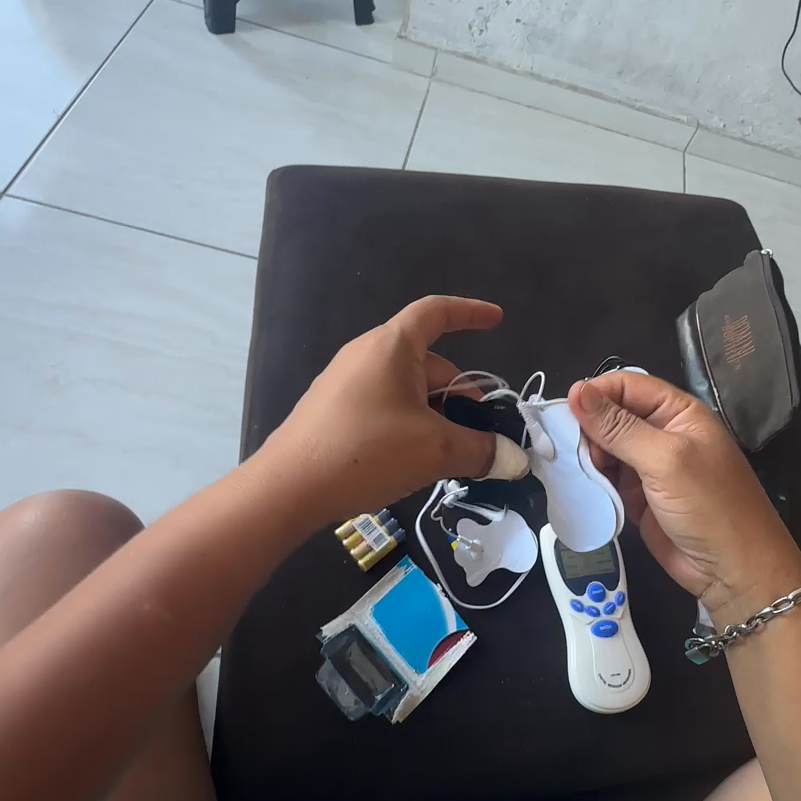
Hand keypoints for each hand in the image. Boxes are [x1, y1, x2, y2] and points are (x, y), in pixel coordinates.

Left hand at [256, 296, 502, 518]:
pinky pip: (384, 405)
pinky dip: (409, 423)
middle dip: (460, 394)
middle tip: (479, 434)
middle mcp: (367, 354)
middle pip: (428, 362)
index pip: (437, 312)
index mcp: (392, 346)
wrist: (287, 489)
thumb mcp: (435, 451)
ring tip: (448, 455)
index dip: (470, 312)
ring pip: (407, 388)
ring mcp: (345, 382)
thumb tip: (513, 459)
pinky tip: (412, 460)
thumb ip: (481, 450)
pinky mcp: (332, 410)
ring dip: (436, 414)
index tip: (497, 319)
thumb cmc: (366, 452)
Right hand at [569, 371, 800, 620]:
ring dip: (588, 454)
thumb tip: (577, 390)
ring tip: (579, 469)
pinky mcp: (638, 494)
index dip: (596, 393)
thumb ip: (619, 426)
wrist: (733, 573)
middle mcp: (662, 432)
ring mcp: (649, 465)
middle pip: (612, 414)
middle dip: (589, 426)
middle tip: (571, 448)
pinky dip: (593, 479)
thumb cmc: (709, 507)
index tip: (567, 412)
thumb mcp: (665, 460)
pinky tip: (581, 485)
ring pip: (605, 445)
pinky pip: (607, 476)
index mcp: (677, 411)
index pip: (627, 385)